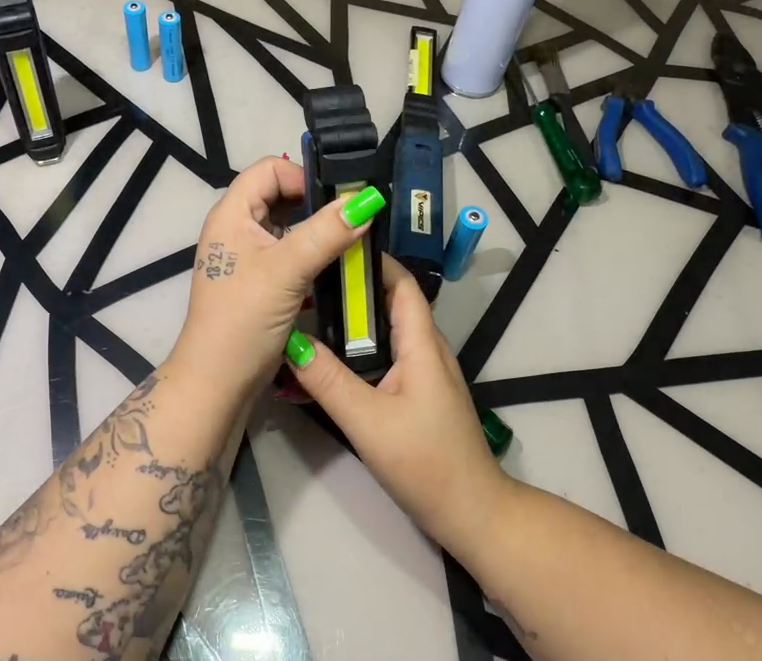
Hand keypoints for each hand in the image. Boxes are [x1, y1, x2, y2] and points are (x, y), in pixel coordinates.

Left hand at [166, 156, 376, 399]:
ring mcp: (246, 256)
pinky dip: (311, 254)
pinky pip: (288, 252)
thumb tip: (367, 201)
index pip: (269, 169)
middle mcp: (236, 228)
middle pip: (279, 194)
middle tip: (351, 220)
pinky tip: (335, 267)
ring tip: (349, 242)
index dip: (303, 176)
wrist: (217, 383)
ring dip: (316, 230)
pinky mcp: (258, 282)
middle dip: (315, 202)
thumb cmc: (244, 320)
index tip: (337, 201)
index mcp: (231, 214)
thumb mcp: (287, 271)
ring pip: (286, 225)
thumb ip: (326, 233)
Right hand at [286, 256, 512, 548]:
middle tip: (309, 281)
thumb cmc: (425, 462)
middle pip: (392, 304)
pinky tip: (333, 360)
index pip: (402, 285)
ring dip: (356, 320)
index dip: (373, 261)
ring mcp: (427, 374)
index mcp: (422, 345)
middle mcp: (428, 351)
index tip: (333, 247)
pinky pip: (390, 357)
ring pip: (389, 332)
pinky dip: (362, 348)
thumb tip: (290, 341)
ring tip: (312, 313)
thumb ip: (328, 381)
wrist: (471, 513)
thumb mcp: (368, 421)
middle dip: (354, 288)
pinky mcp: (420, 395)